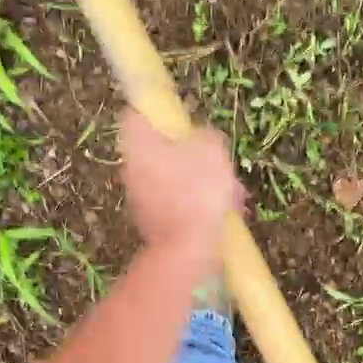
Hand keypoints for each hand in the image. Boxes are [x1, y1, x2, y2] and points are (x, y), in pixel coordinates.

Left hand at [118, 108, 239, 267]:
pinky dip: (197, 203)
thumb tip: (200, 137)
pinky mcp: (152, 221)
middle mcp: (131, 167)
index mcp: (138, 143)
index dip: (160, 112)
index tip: (183, 121)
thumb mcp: (212, 149)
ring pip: (173, 177)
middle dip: (191, 153)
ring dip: (200, 181)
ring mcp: (140, 197)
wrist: (187, 250)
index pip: (138, 113)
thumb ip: (205, 134)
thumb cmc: (197, 192)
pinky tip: (223, 212)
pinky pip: (176, 201)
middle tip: (216, 161)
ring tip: (231, 193)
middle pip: (160, 148)